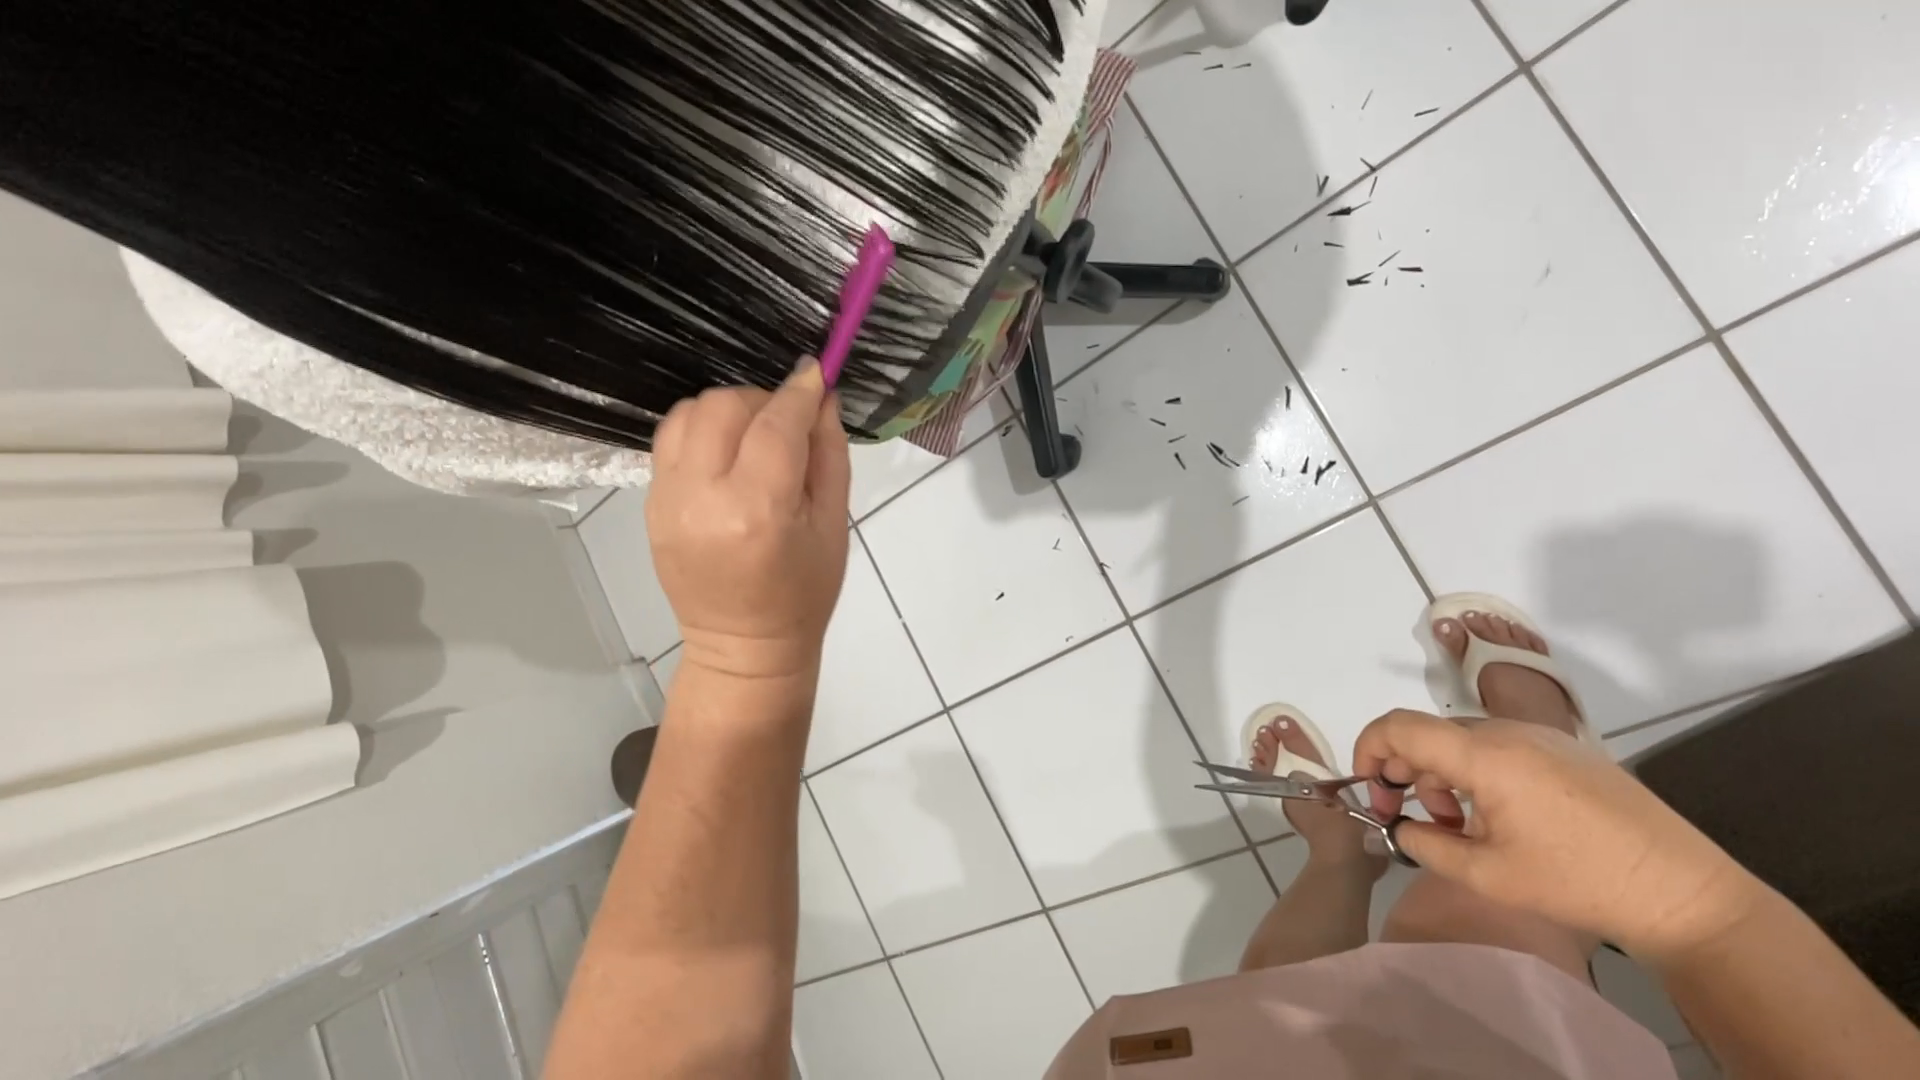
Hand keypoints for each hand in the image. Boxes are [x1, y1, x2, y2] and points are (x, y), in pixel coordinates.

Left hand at [645, 358, 850, 679]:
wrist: (744, 645)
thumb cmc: (804, 593)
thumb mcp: (834, 524)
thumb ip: (828, 453)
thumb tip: (821, 396)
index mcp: (759, 510)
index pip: (777, 424)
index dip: (800, 392)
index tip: (817, 373)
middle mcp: (703, 498)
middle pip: (725, 406)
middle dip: (763, 399)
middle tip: (787, 421)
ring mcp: (668, 501)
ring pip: (689, 413)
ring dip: (727, 410)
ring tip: (752, 436)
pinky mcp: (650, 505)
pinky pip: (669, 440)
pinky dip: (700, 430)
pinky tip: (724, 453)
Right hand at [1354, 710, 1764, 962]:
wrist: (1683, 893)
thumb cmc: (1578, 882)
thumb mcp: (1486, 874)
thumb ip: (1424, 843)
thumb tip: (1400, 825)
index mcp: (1485, 755)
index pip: (1398, 727)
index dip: (1368, 751)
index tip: (1369, 792)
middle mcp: (1508, 731)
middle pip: (1429, 734)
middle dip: (1404, 772)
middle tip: (1408, 818)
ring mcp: (1541, 736)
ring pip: (1461, 741)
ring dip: (1441, 776)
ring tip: (1458, 827)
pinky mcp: (1564, 750)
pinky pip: (1496, 747)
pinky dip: (1474, 774)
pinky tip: (1496, 818)